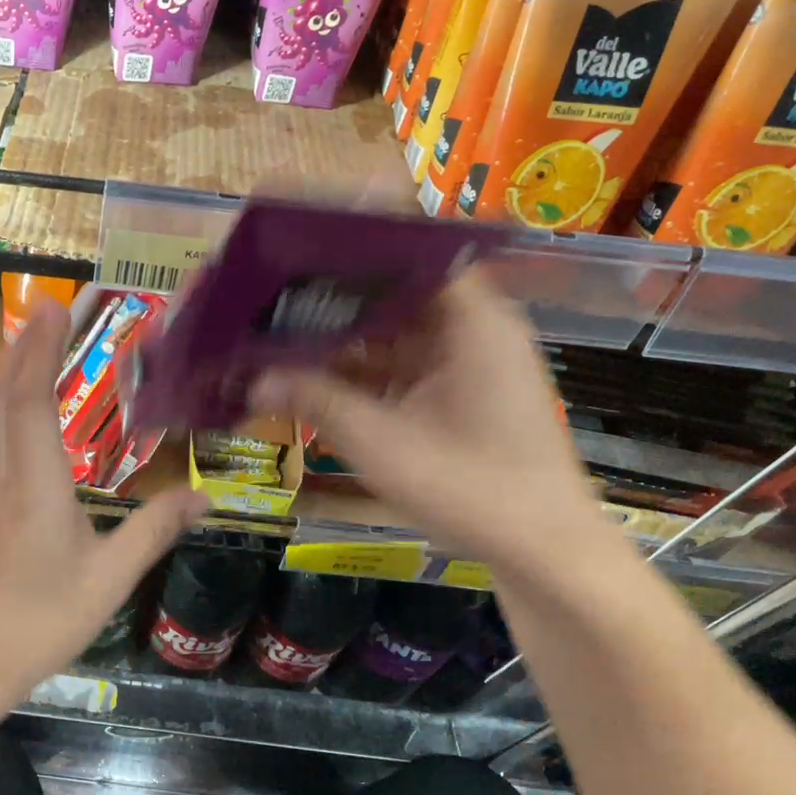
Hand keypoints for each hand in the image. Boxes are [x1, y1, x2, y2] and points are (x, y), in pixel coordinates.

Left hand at [0, 298, 208, 704]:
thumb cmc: (44, 621)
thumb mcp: (111, 578)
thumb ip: (155, 530)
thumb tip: (204, 495)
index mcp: (37, 486)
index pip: (32, 400)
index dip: (40, 349)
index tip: (53, 308)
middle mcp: (6, 475)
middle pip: (5, 395)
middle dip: (23, 345)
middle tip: (46, 307)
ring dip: (9, 369)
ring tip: (31, 338)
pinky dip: (4, 401)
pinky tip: (19, 401)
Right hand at [250, 272, 607, 569]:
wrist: (544, 552)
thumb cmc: (470, 487)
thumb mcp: (381, 442)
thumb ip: (315, 400)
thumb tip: (251, 380)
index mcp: (471, 320)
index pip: (411, 250)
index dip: (352, 242)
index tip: (297, 242)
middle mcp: (474, 328)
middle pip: (396, 289)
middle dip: (334, 293)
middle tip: (271, 289)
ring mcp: (469, 362)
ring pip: (395, 329)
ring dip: (343, 335)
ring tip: (279, 328)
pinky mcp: (460, 393)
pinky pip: (403, 363)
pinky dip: (362, 368)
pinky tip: (312, 374)